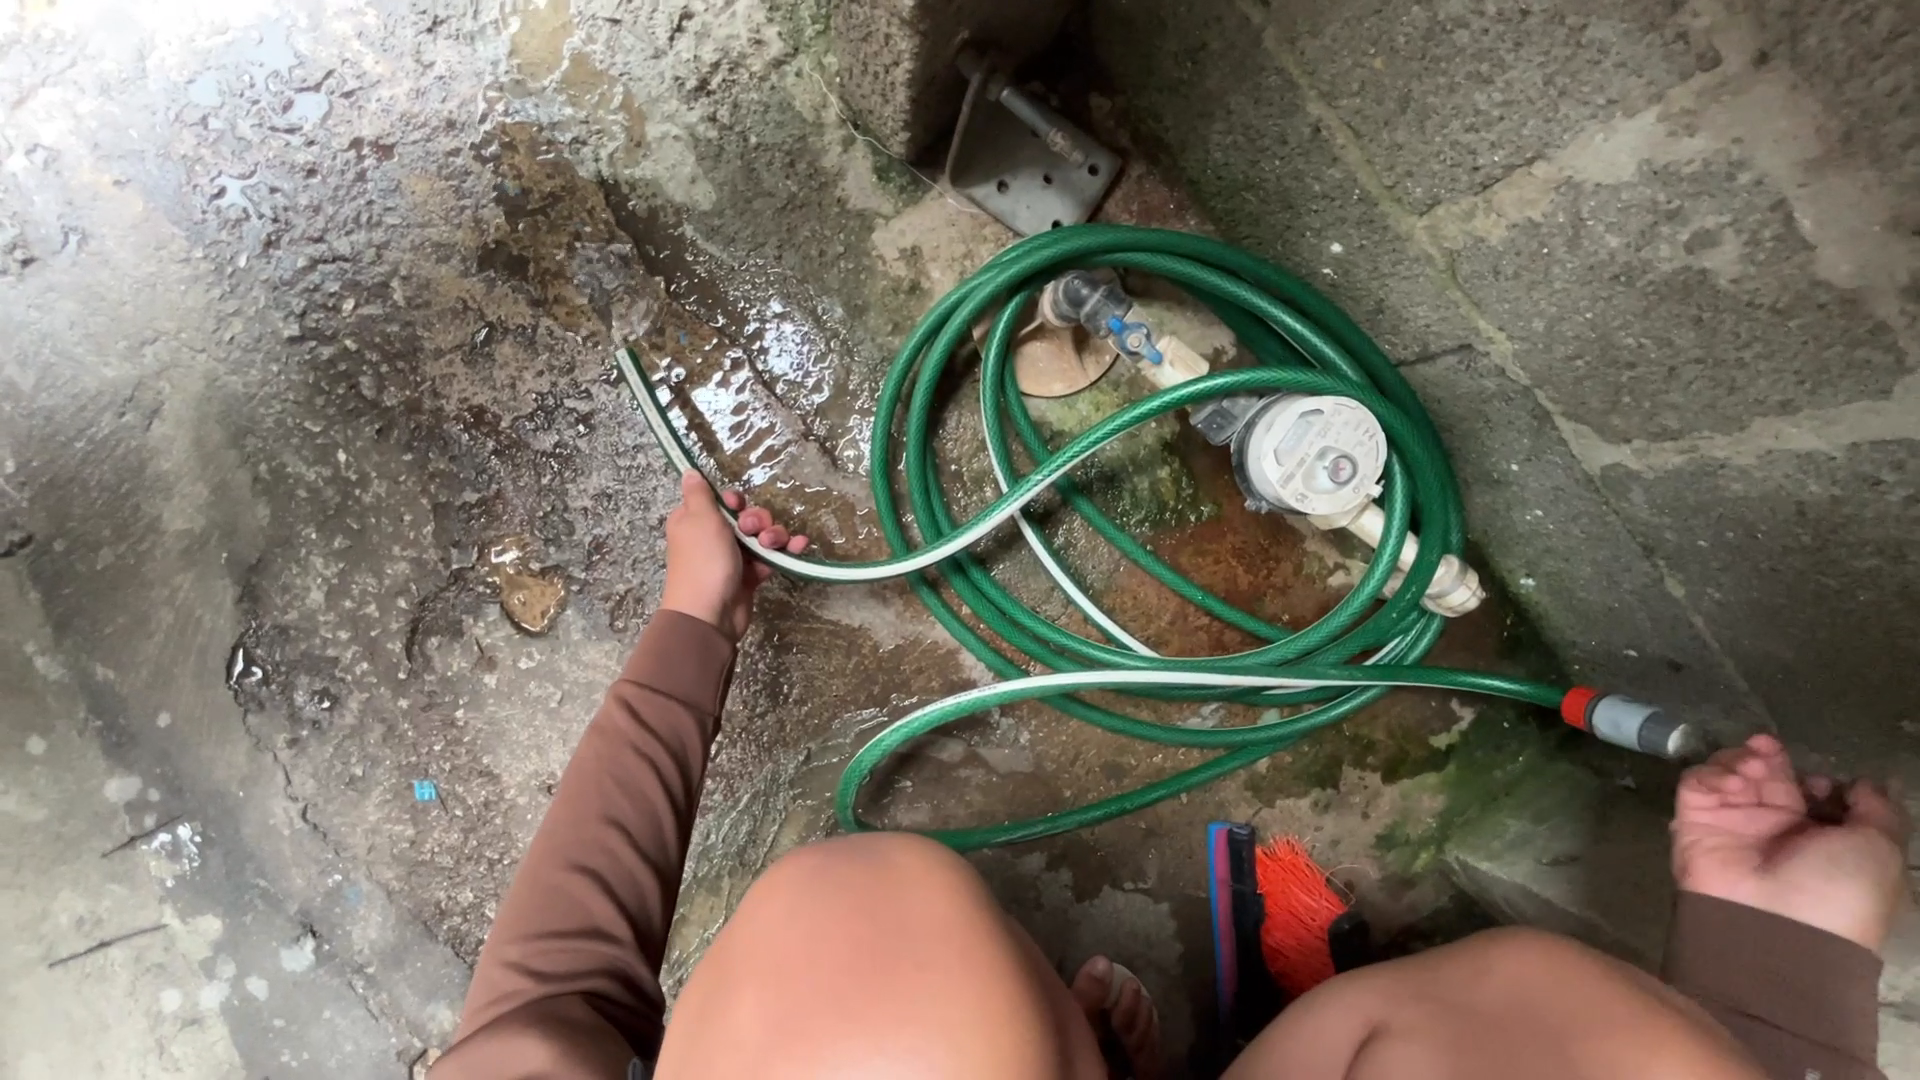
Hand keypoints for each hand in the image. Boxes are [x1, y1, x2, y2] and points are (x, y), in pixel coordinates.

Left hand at [658, 470, 808, 641]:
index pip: (720, 501)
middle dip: (759, 519)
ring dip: (774, 535)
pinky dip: (785, 551)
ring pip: (762, 536)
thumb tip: (690, 472)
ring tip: (773, 545)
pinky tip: (799, 547)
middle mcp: (713, 536)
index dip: (735, 501)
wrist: (710, 612)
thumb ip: (700, 494)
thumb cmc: (703, 561)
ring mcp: (733, 557)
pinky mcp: (750, 574)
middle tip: (755, 530)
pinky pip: (771, 557)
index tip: (738, 505)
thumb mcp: (700, 519)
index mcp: (695, 520)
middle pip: (746, 516)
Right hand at [1672, 733, 1908, 950]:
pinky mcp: (1693, 817)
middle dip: (1767, 757)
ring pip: (1727, 773)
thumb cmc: (1838, 886)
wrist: (1776, 917)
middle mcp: (1773, 825)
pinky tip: (1730, 784)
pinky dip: (1711, 776)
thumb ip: (1875, 811)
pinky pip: (1696, 785)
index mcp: (1819, 834)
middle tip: (1766, 746)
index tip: (1817, 778)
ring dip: (1738, 761)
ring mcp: (1730, 820)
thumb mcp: (1879, 849)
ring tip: (1750, 765)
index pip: (1806, 791)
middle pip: (1765, 776)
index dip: (1811, 778)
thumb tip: (1863, 782)